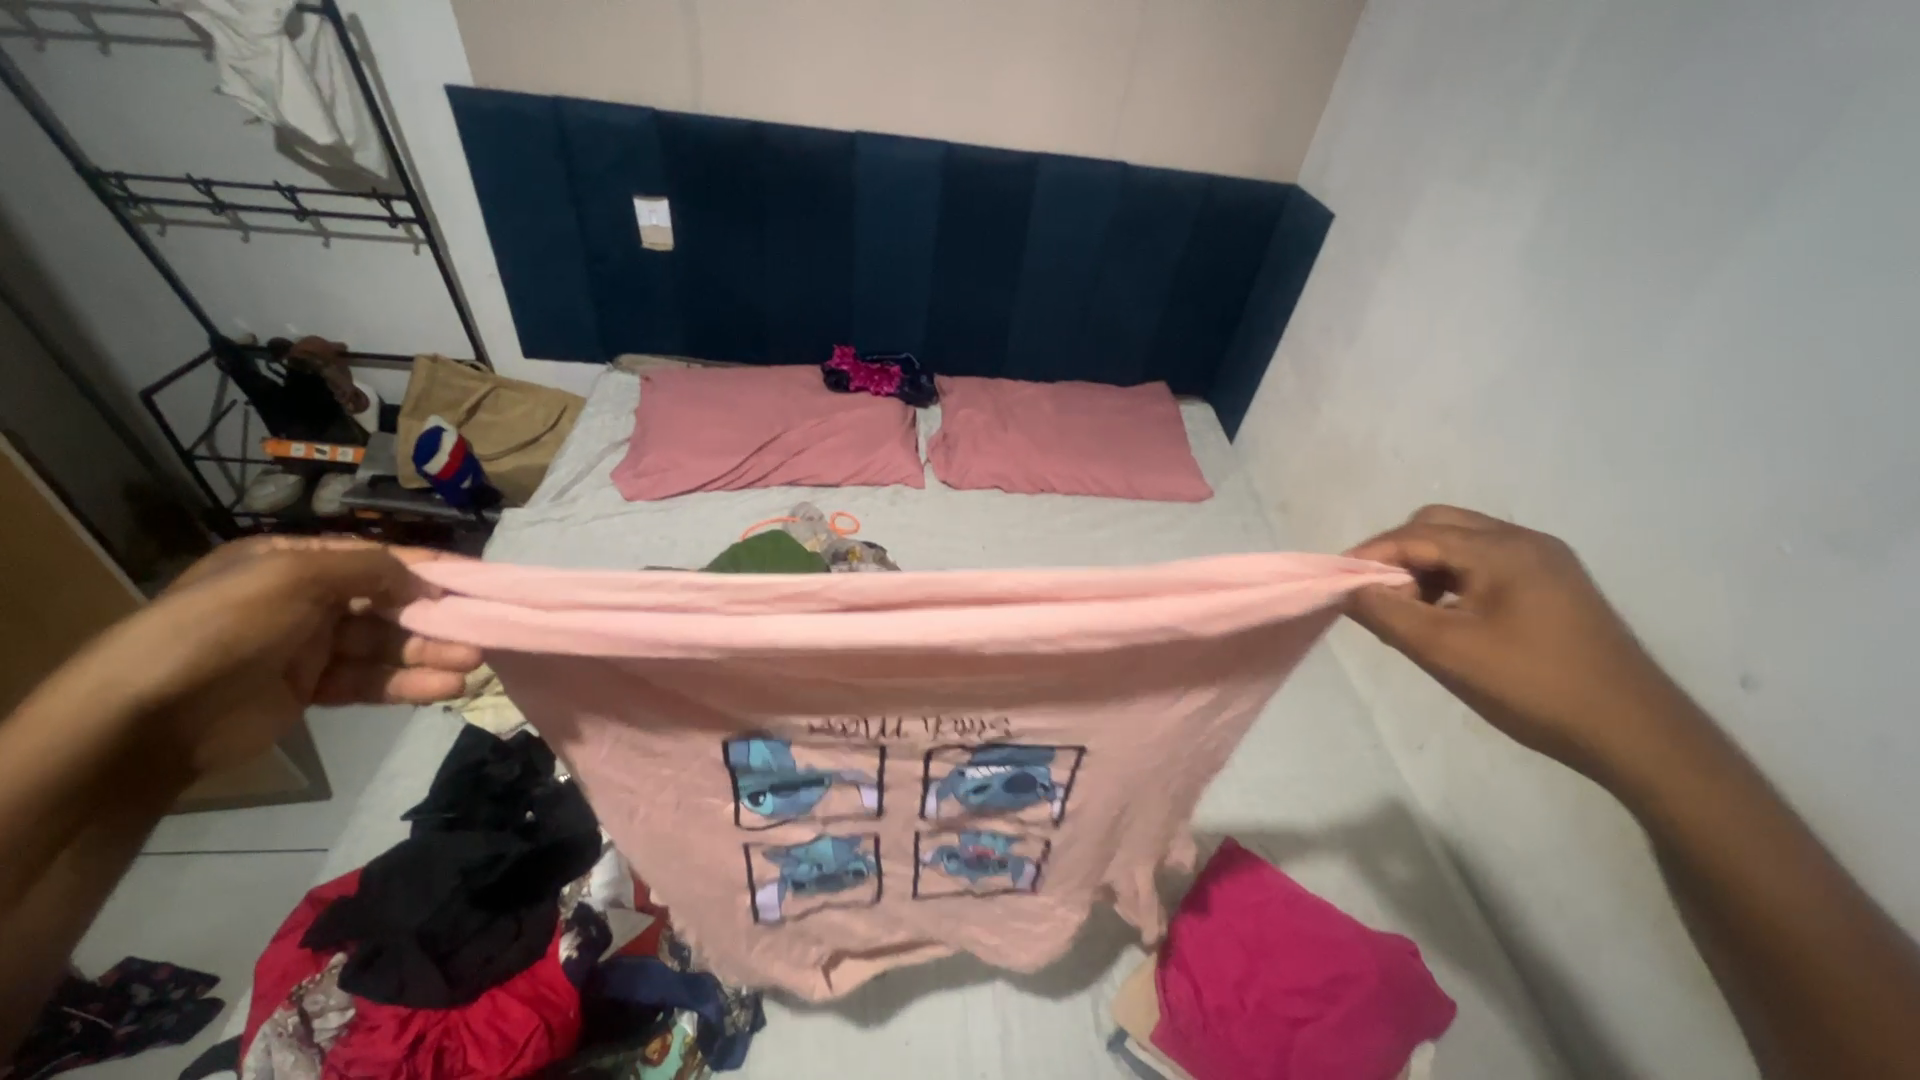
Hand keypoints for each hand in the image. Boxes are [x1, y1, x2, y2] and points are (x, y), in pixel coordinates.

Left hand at [49, 537, 481, 779]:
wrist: (148, 716)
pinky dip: (407, 685)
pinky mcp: (309, 691)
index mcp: (294, 561)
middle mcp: (304, 600)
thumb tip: (423, 579)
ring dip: (430, 654)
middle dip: (437, 618)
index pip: (377, 559)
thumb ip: (367, 569)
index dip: (430, 570)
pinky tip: (443, 689)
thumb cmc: (221, 627)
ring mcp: (307, 647)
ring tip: (472, 666)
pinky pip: (370, 681)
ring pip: (385, 646)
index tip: (480, 582)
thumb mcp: (294, 576)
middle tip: (483, 632)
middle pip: (388, 605)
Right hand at [1345, 506, 1705, 774]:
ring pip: (1464, 545)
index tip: (1337, 584)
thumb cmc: (1533, 687)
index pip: (1416, 534)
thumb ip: (1388, 614)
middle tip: (1375, 598)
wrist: (1634, 732)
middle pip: (1440, 526)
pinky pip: (1488, 565)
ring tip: (1408, 614)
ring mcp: (1546, 562)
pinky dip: (1455, 581)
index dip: (1370, 556)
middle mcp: (1526, 542)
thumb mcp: (1446, 652)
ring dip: (1426, 569)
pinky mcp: (1556, 586)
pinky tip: (1448, 620)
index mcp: (1503, 550)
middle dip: (1398, 555)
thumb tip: (1347, 589)